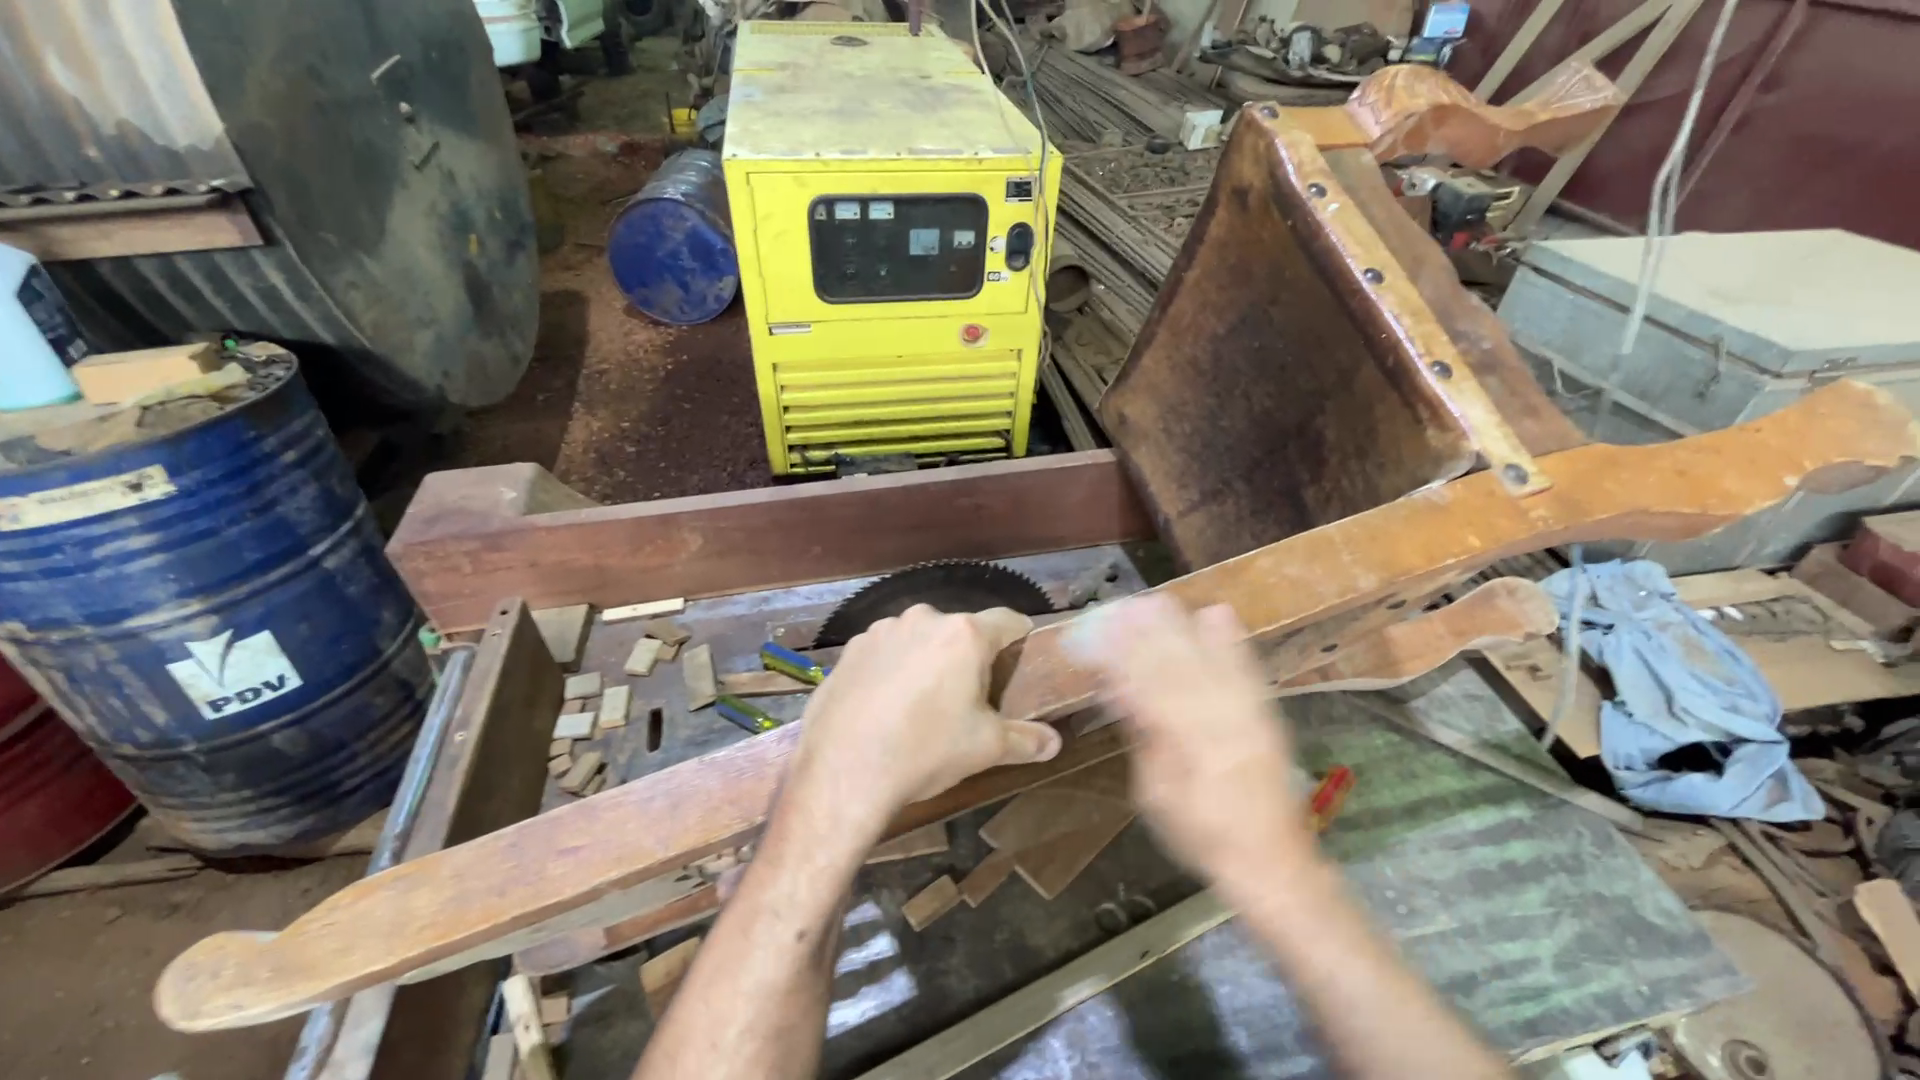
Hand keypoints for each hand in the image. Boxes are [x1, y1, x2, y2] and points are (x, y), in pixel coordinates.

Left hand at [785, 605, 1062, 833]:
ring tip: (922, 706)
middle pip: (960, 631)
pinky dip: (892, 672)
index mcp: (964, 635)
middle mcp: (922, 620)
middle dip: (969, 658)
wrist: (842, 771)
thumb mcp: (986, 749)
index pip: (1009, 621)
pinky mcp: (849, 651)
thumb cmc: (925, 751)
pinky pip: (885, 654)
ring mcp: (880, 632)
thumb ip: (1026, 740)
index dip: (1020, 641)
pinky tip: (885, 708)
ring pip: (919, 640)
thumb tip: (1054, 743)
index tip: (1021, 663)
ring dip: (927, 662)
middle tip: (970, 699)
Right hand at [1078, 594, 1318, 895]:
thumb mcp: (1156, 795)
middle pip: (1177, 668)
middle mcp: (1220, 724)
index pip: (1146, 690)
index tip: (1096, 632)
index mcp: (1187, 747)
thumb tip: (1118, 691)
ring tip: (1156, 601)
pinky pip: (1247, 670)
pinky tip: (1217, 612)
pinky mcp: (1266, 714)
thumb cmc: (1201, 835)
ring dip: (1181, 628)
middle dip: (1146, 634)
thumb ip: (1142, 738)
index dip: (1120, 658)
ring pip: (1209, 662)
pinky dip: (1231, 641)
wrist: (1272, 860)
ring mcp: (1248, 715)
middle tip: (1120, 606)